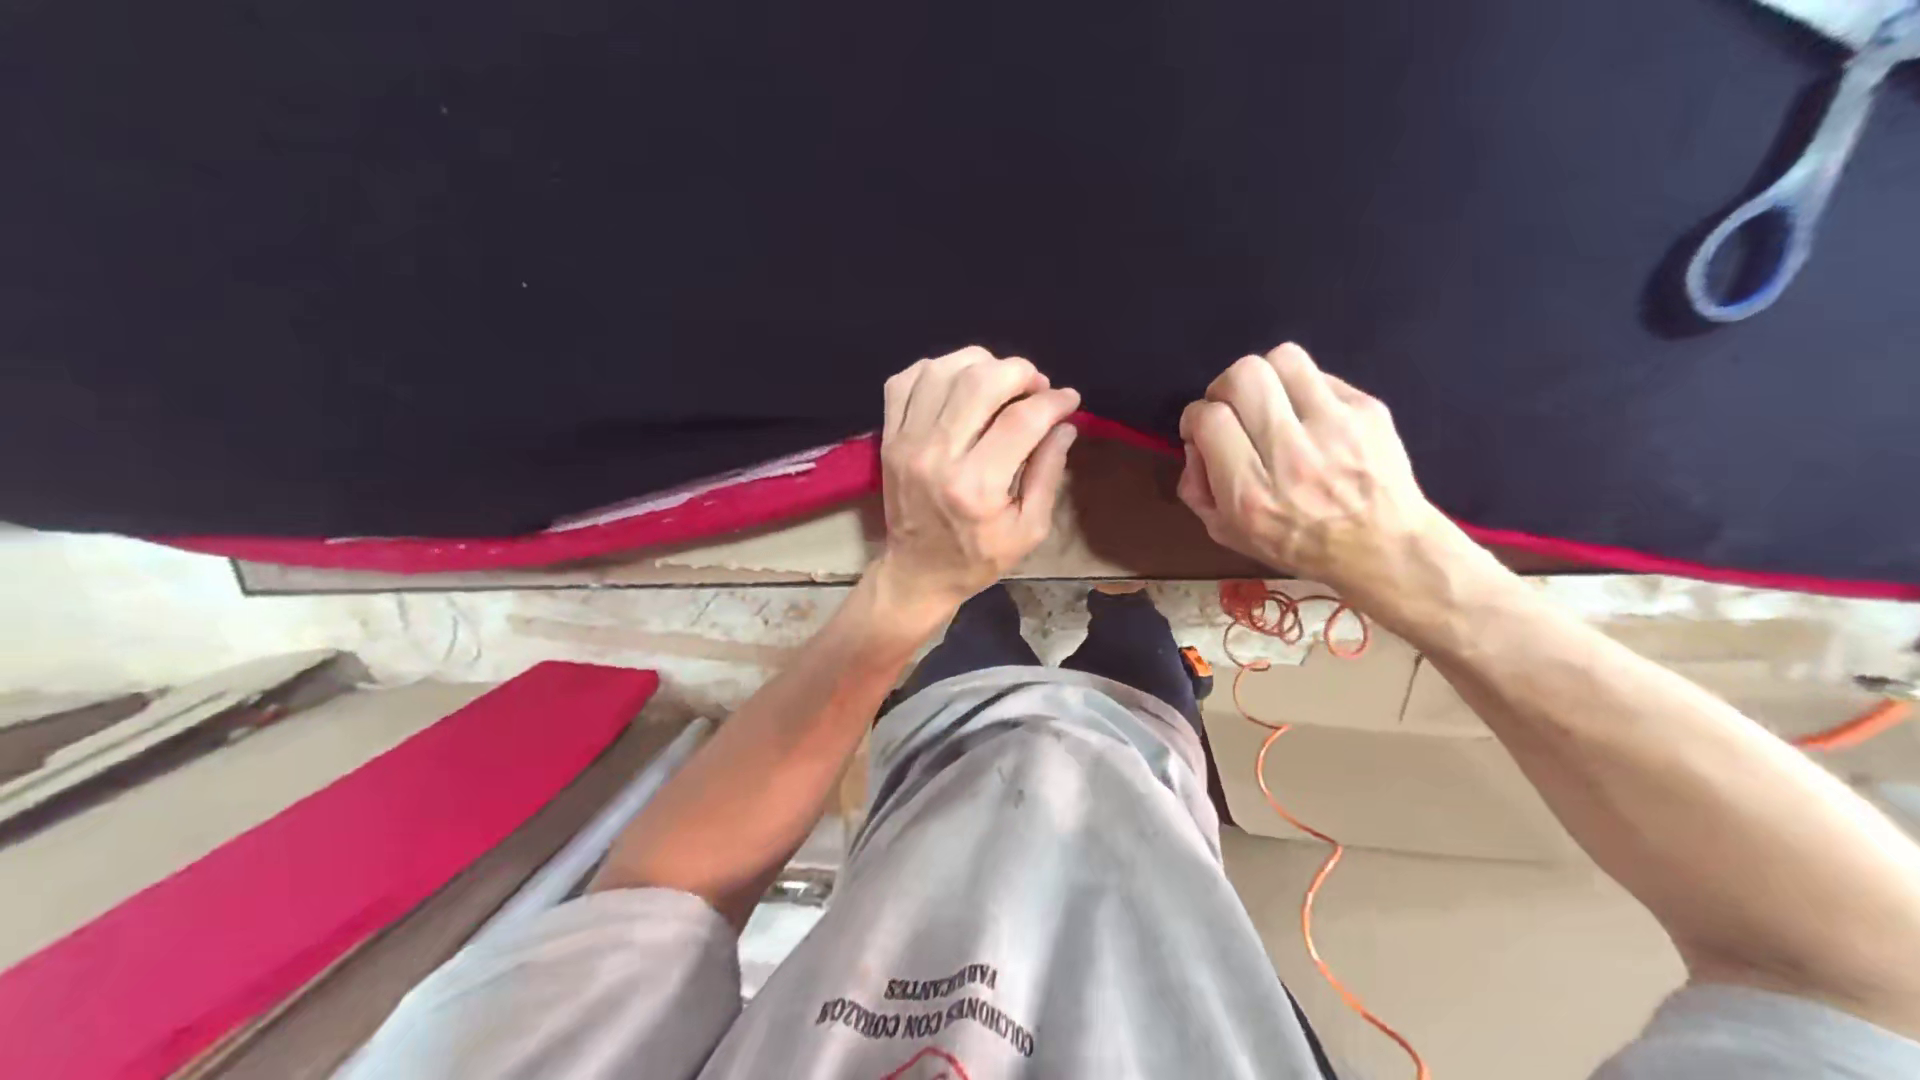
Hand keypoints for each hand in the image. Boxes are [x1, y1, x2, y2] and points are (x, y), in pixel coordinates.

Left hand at [872, 346, 1080, 617]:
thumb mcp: (1029, 530)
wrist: (917, 572)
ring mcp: (906, 443)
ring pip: (942, 371)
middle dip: (1019, 372)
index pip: (1021, 420)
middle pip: (980, 382)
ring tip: (1000, 380)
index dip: (1053, 401)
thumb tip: (1065, 425)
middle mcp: (937, 456)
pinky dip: (935, 369)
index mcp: (976, 486)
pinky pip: (905, 380)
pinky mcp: (888, 438)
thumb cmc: (978, 556)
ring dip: (980, 363)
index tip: (1069, 399)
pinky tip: (957, 383)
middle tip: (1035, 386)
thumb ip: (1048, 473)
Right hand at [1177, 343, 1459, 599]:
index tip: (1201, 429)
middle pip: (1243, 378)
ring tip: (1268, 401)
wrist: (1382, 547)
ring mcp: (1335, 428)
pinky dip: (1300, 388)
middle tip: (1232, 408)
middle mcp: (1292, 456)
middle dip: (1224, 387)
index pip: (1210, 419)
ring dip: (1264, 376)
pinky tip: (1305, 414)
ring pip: (1282, 359)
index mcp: (1251, 493)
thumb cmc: (1296, 543)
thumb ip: (1196, 489)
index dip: (1195, 416)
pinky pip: (1319, 374)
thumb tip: (1194, 445)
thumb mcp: (1227, 534)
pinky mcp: (1367, 409)